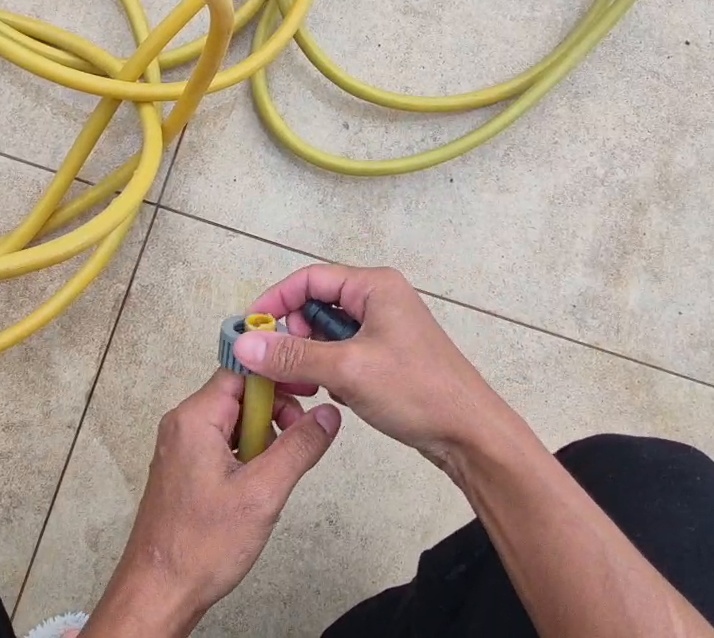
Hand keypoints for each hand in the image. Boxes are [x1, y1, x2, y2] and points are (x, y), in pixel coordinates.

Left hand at [79, 370, 341, 636]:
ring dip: (262, 434)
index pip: (242, 370)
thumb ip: (299, 447)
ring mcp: (181, 445)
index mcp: (195, 417)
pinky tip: (257, 481)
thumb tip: (327, 416)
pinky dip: (246, 451)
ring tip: (276, 470)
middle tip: (298, 438)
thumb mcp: (262, 493)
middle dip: (274, 410)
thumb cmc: (200, 547)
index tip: (307, 390)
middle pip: (239, 392)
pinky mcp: (184, 466)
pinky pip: (222, 439)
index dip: (278, 376)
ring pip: (233, 418)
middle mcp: (183, 423)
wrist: (158, 593)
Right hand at [232, 264, 513, 476]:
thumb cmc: (416, 391)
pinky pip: (343, 352)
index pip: (310, 279)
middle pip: (316, 305)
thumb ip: (293, 355)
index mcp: (374, 286)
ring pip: (328, 332)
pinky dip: (328, 369)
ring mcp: (384, 327)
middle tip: (277, 366)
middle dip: (292, 335)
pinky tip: (329, 394)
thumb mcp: (348, 370)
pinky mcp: (386, 354)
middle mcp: (379, 299)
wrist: (470, 434)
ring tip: (301, 385)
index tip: (249, 328)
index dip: (276, 300)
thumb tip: (244, 344)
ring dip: (309, 357)